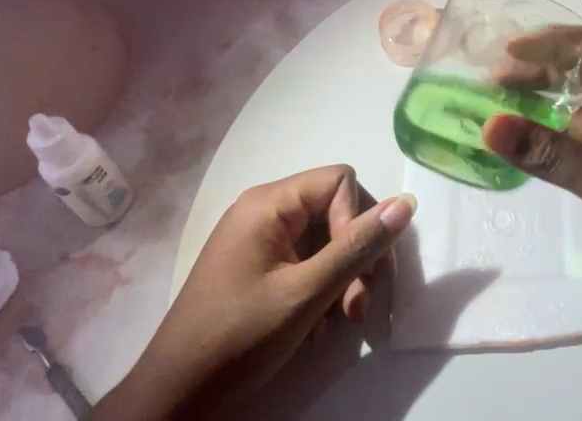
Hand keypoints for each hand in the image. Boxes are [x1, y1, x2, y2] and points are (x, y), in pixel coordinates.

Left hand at [94, 166, 414, 419]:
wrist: (174, 399)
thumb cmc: (239, 339)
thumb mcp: (307, 293)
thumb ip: (358, 246)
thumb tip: (407, 202)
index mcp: (268, 204)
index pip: (340, 181)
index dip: (358, 220)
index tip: (360, 269)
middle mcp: (263, 211)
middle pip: (335, 209)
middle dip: (355, 254)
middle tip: (360, 304)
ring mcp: (257, 240)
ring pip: (324, 238)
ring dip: (342, 277)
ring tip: (342, 320)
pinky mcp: (256, 267)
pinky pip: (305, 260)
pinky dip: (320, 288)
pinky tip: (318, 325)